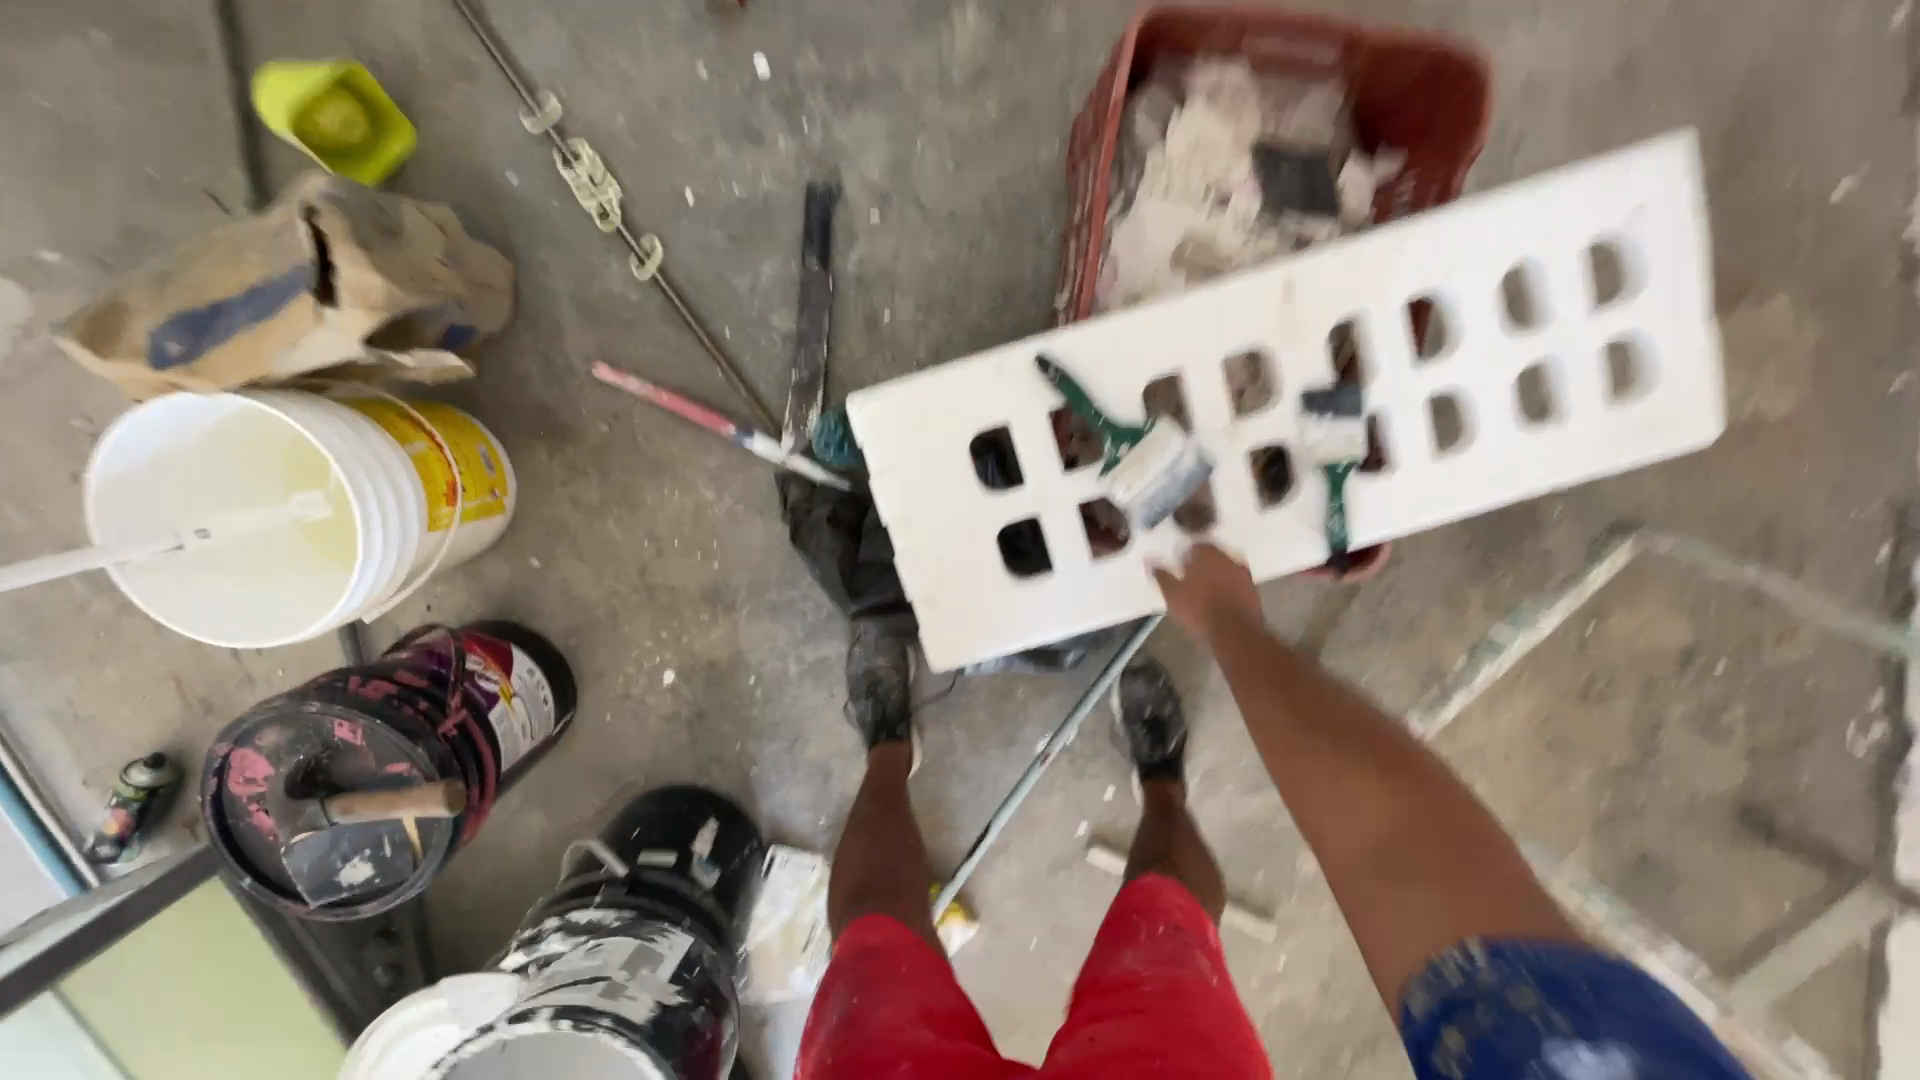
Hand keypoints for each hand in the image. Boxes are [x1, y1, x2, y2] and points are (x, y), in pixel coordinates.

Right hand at [1152, 543, 1263, 642]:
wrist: (1234, 631)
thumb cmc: (1198, 609)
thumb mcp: (1172, 594)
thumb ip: (1161, 575)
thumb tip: (1149, 560)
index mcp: (1206, 553)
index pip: (1194, 546)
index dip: (1185, 556)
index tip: (1180, 567)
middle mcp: (1227, 557)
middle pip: (1212, 554)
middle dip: (1202, 564)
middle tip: (1191, 578)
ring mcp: (1243, 572)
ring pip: (1225, 567)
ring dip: (1216, 574)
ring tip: (1206, 590)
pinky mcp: (1253, 588)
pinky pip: (1236, 581)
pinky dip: (1228, 586)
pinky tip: (1221, 599)